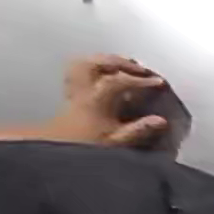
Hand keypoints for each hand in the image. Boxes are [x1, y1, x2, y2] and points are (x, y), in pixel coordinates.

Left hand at [47, 55, 170, 147]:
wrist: (52, 151)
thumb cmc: (85, 145)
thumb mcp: (116, 141)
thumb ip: (138, 130)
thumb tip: (161, 120)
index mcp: (95, 100)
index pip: (118, 81)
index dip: (140, 80)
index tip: (158, 82)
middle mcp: (83, 91)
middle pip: (95, 64)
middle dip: (120, 63)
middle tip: (140, 69)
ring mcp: (74, 91)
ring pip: (84, 64)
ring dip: (106, 62)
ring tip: (125, 67)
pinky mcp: (70, 95)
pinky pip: (78, 72)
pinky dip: (94, 69)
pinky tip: (106, 75)